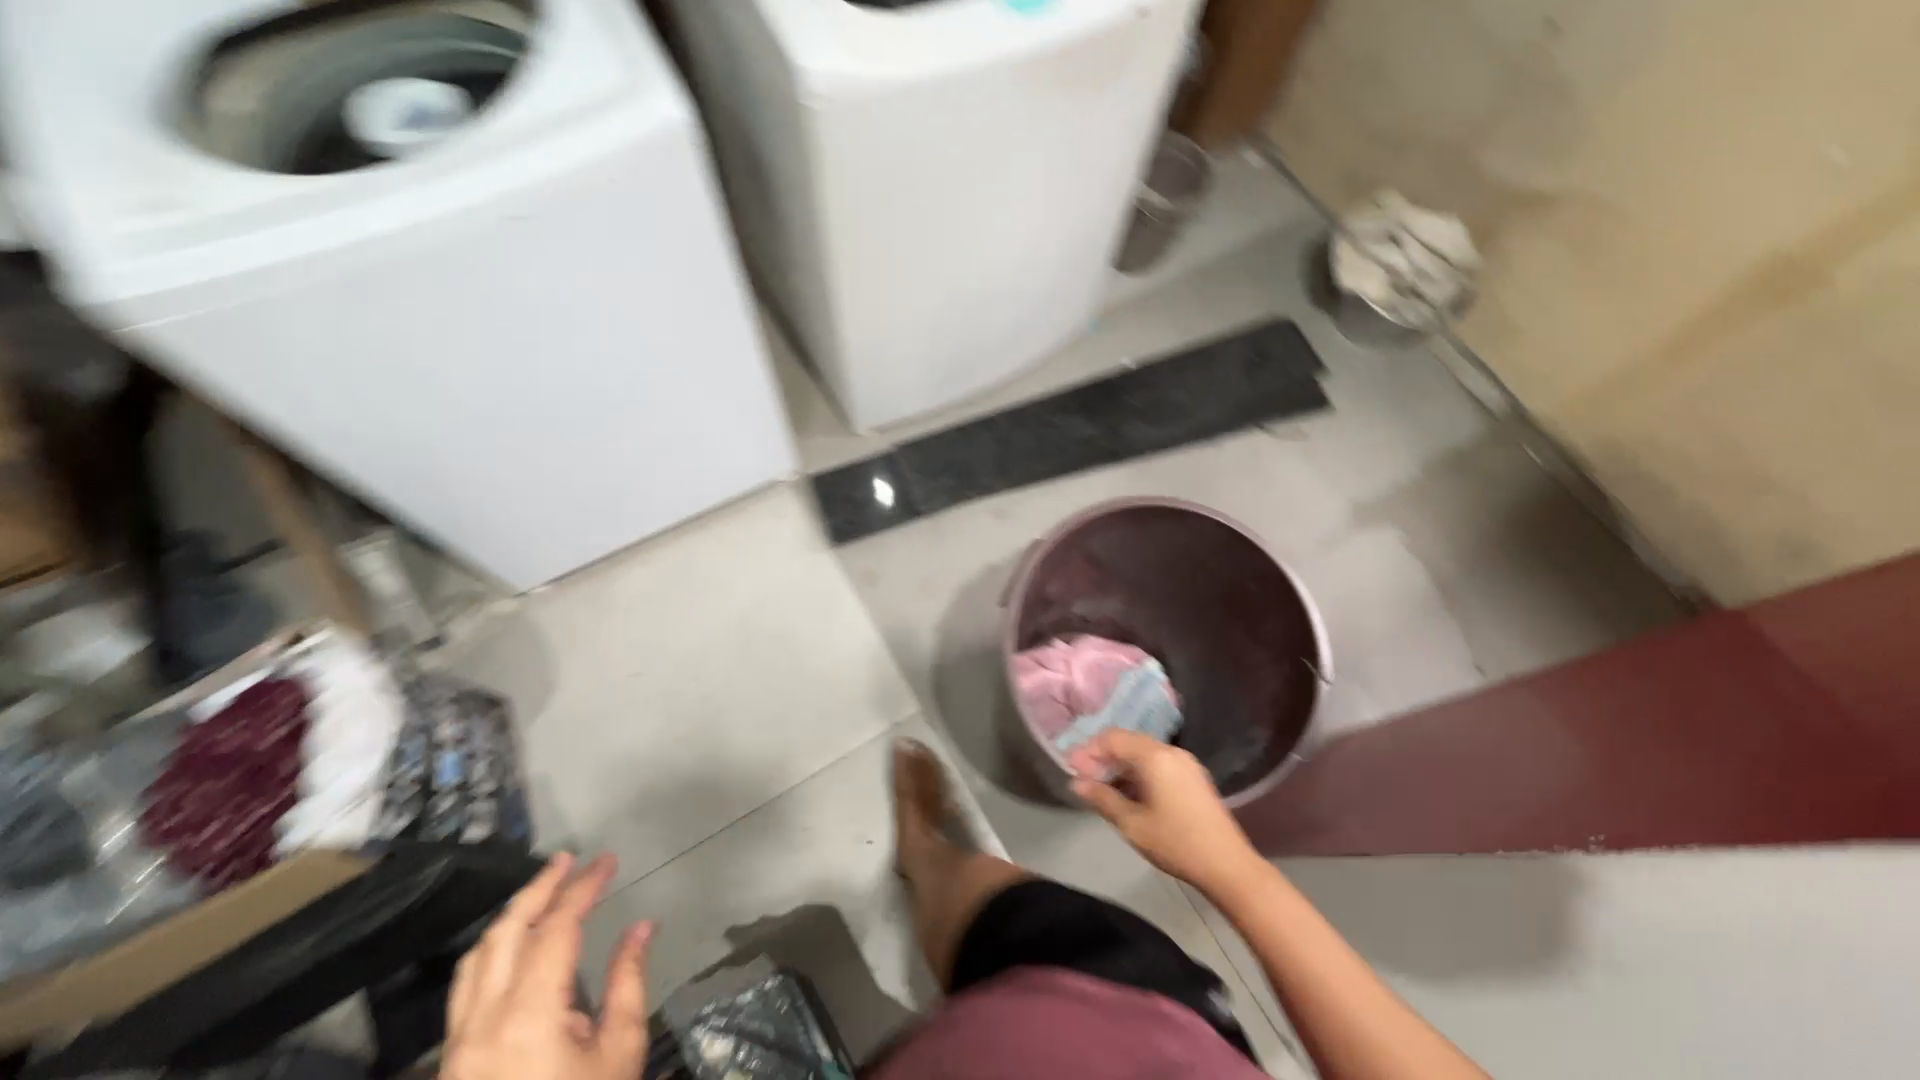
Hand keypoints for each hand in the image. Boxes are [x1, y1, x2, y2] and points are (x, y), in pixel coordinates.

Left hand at [442, 853, 653, 1079]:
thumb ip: (629, 982)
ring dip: (510, 914)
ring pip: (477, 955)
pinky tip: (510, 945)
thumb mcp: (619, 1053)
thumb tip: (641, 927)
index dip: (583, 888)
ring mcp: (460, 1038)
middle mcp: (485, 1016)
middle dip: (540, 887)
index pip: (557, 928)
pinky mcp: (452, 1057)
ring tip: (542, 890)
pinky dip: (491, 948)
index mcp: (531, 1012)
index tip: (608, 861)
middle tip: (571, 859)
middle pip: (507, 930)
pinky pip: (466, 983)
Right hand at [1071, 730, 1260, 893]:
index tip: (1073, 771)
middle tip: (1085, 781)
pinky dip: (1139, 774)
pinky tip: (1129, 796)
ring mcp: (1186, 764)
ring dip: (1121, 767)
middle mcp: (1171, 752)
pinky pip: (1158, 765)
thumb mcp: (1132, 824)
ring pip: (1144, 754)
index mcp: (1155, 757)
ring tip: (1103, 791)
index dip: (1089, 752)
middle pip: (1129, 742)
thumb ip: (1102, 798)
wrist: (1227, 865)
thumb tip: (1077, 783)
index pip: (1112, 738)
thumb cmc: (1175, 843)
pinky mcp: (1193, 778)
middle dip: (1103, 759)